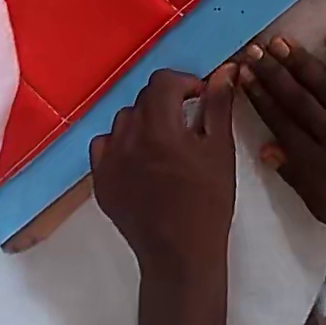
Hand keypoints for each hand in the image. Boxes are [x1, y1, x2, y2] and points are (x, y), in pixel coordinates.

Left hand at [92, 67, 236, 281]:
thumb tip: (225, 70)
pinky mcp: (100, 181)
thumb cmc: (208, 200)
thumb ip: (218, 105)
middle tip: (187, 123)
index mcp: (159, 126)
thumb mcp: (220, 149)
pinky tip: (141, 160)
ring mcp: (109, 160)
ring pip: (124, 120)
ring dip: (145, 121)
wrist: (181, 254)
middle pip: (144, 98)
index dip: (184, 82)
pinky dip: (122, 144)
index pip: (163, 81)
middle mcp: (128, 138)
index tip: (199, 98)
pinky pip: (105, 145)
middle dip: (167, 101)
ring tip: (165, 143)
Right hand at [238, 35, 325, 249]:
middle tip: (253, 50)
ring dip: (301, 62)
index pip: (282, 122)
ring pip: (325, 86)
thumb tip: (266, 148)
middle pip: (298, 99)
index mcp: (318, 164)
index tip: (244, 75)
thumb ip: (296, 177)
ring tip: (280, 41)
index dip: (260, 97)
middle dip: (273, 73)